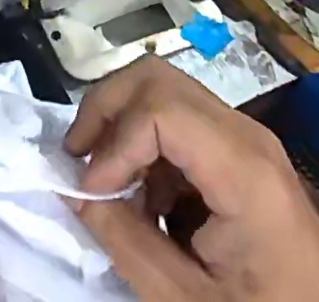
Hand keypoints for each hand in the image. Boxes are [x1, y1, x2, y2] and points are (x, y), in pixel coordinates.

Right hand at [66, 56, 318, 301]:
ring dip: (121, 122)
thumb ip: (123, 239)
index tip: (90, 190)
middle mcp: (245, 134)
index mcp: (244, 170)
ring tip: (103, 174)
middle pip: (156, 79)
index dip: (114, 141)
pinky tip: (137, 191)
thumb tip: (73, 189)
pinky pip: (176, 117)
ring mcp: (244, 137)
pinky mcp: (239, 149)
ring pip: (162, 89)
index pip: (159, 109)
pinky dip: (142, 140)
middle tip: (78, 156)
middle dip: (106, 109)